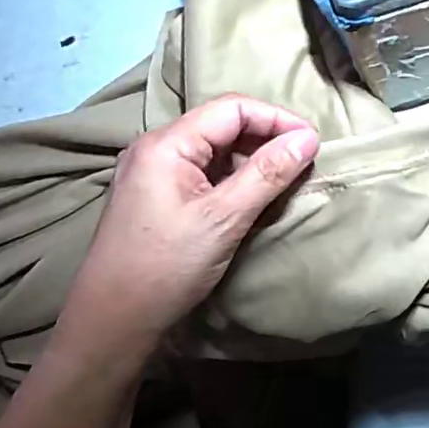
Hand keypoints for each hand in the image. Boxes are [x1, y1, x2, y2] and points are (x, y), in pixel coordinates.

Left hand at [65, 95, 319, 342]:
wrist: (114, 319)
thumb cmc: (167, 266)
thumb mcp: (224, 218)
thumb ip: (267, 174)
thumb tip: (309, 139)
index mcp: (167, 144)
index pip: (232, 108)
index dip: (277, 119)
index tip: (314, 142)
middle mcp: (157, 148)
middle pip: (223, 123)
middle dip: (267, 136)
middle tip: (304, 161)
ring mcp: (155, 172)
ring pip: (215, 148)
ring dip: (253, 157)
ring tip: (286, 178)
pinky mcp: (158, 195)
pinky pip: (204, 170)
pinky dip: (235, 176)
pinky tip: (254, 195)